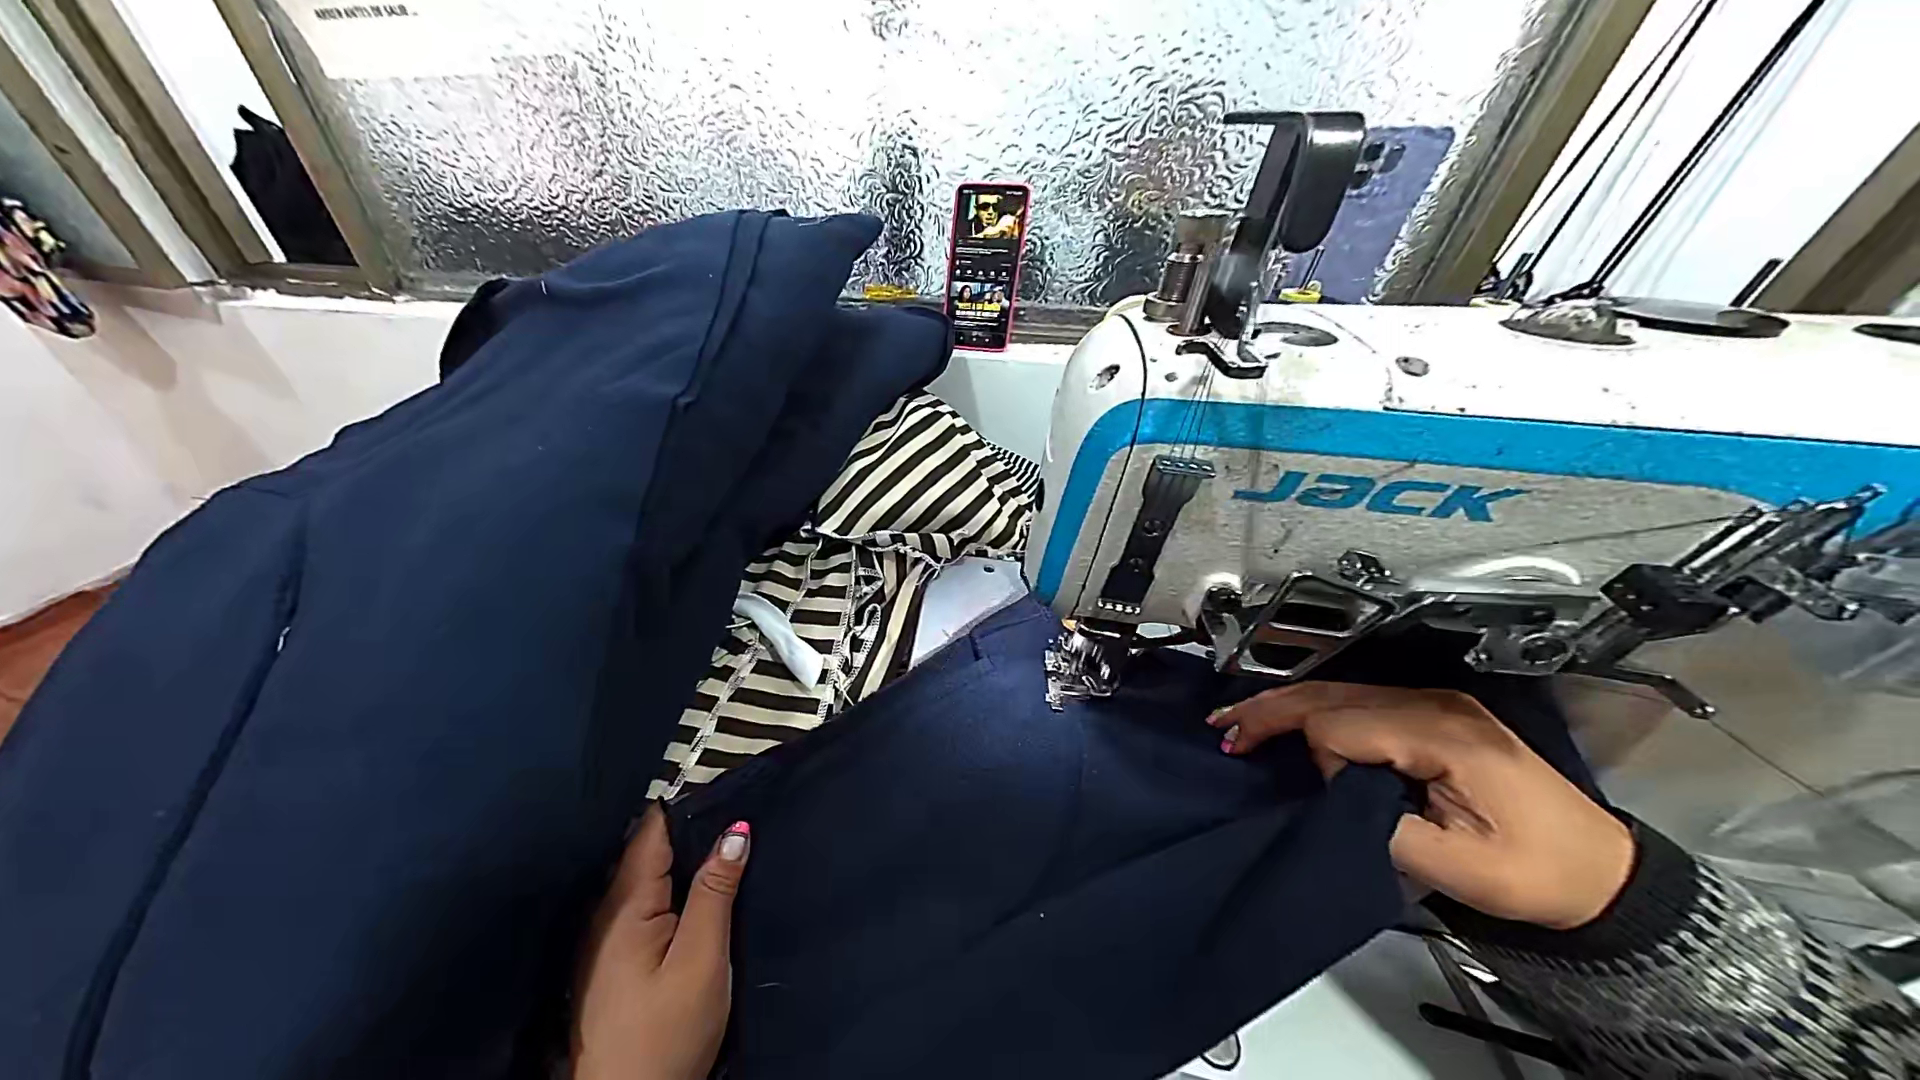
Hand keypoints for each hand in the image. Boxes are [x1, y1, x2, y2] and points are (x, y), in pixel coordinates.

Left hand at [573, 806, 751, 1079]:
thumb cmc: (664, 1034)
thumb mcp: (703, 958)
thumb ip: (716, 890)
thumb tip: (736, 830)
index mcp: (626, 904)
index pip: (652, 828)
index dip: (689, 803)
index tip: (728, 787)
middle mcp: (608, 912)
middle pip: (648, 847)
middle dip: (691, 827)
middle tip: (739, 811)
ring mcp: (606, 937)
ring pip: (648, 874)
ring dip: (684, 856)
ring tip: (727, 840)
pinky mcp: (614, 958)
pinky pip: (646, 900)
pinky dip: (675, 884)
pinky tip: (701, 887)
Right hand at [1211, 683, 1632, 929]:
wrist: (1603, 874)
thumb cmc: (1537, 876)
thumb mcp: (1456, 867)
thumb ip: (1378, 821)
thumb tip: (1334, 781)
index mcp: (1443, 733)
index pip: (1343, 725)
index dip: (1321, 758)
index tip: (1326, 795)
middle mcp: (1433, 704)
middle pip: (1329, 694)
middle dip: (1270, 711)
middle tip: (1223, 731)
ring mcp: (1432, 703)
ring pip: (1336, 692)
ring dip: (1282, 707)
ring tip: (1237, 723)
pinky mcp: (1428, 713)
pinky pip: (1353, 701)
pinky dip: (1311, 711)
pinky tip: (1283, 718)